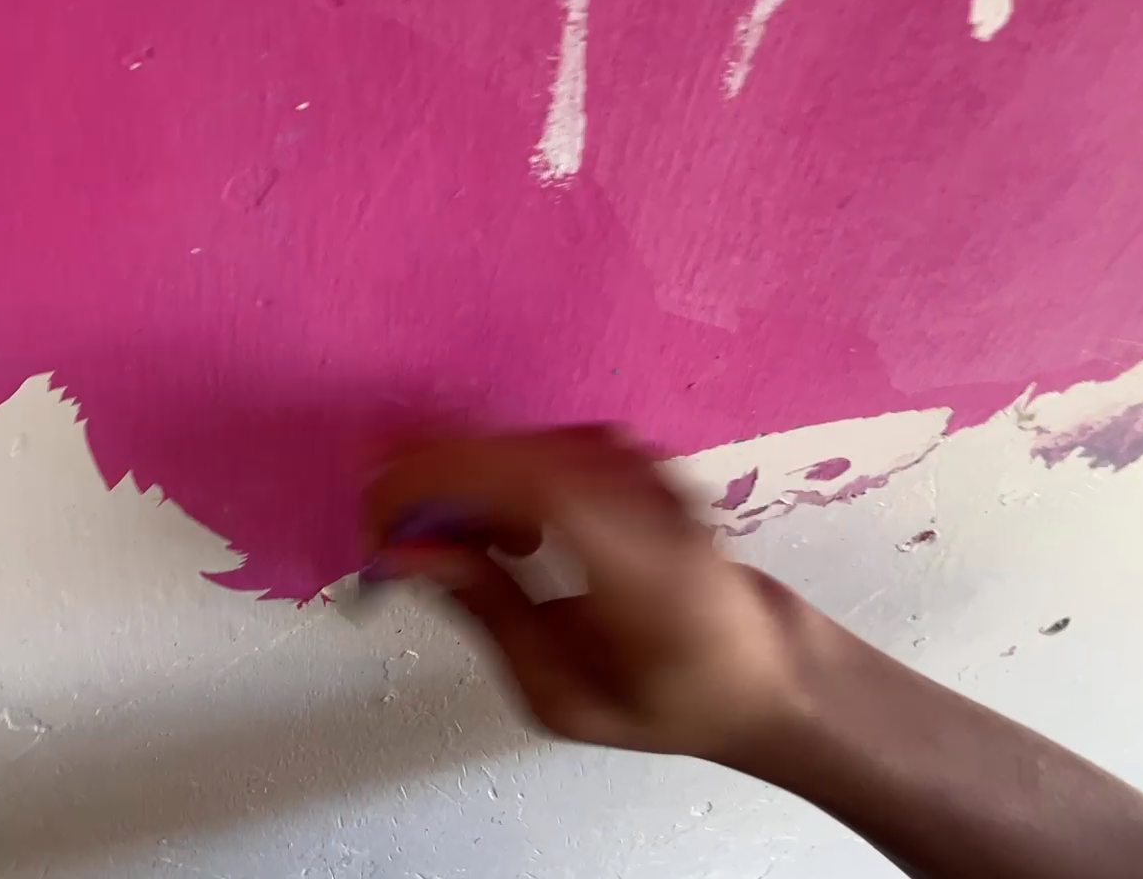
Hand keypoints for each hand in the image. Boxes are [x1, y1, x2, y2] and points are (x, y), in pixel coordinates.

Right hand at [363, 426, 821, 761]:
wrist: (761, 666)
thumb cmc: (665, 698)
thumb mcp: (563, 696)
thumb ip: (486, 612)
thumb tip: (407, 552)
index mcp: (646, 574)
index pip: (533, 489)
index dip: (441, 485)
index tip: (381, 521)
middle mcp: (651, 502)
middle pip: (511, 454)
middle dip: (425, 482)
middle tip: (386, 532)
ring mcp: (645, 468)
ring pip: (512, 444)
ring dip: (456, 483)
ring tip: (460, 550)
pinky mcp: (631, 455)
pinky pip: (533, 445)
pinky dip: (491, 477)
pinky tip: (506, 530)